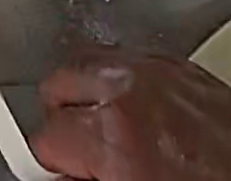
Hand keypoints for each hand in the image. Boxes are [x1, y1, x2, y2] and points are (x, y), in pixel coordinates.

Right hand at [31, 50, 230, 180]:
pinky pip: (132, 61)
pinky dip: (125, 82)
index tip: (58, 171)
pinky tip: (143, 118)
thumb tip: (68, 176)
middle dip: (64, 120)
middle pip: (60, 82)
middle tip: (79, 157)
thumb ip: (93, 180)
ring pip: (92, 62)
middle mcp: (132, 91)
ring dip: (91, 94)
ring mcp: (159, 71)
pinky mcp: (185, 66)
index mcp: (116, 138)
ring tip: (108, 134)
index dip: (50, 162)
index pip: (46, 135)